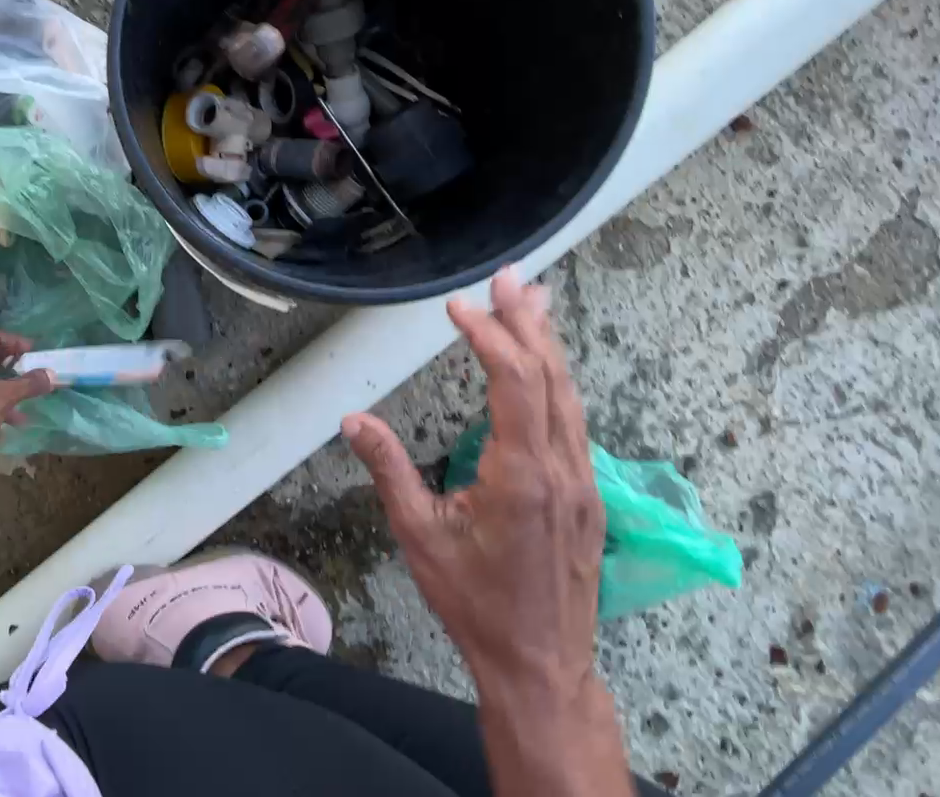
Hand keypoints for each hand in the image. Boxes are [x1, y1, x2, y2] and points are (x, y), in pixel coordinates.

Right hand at [342, 269, 603, 706]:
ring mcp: (582, 482)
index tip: (460, 306)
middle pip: (552, 378)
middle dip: (529, 323)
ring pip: (570, 397)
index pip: (514, 383)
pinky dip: (557, 381)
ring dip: (548, 347)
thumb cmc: (473, 600)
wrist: (540, 662)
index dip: (490, 336)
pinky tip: (545, 371)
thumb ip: (388, 469)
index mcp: (521, 475)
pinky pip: (573, 422)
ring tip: (534, 304)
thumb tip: (351, 419)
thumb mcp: (418, 534)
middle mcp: (562, 469)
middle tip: (511, 278)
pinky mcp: (587, 495)